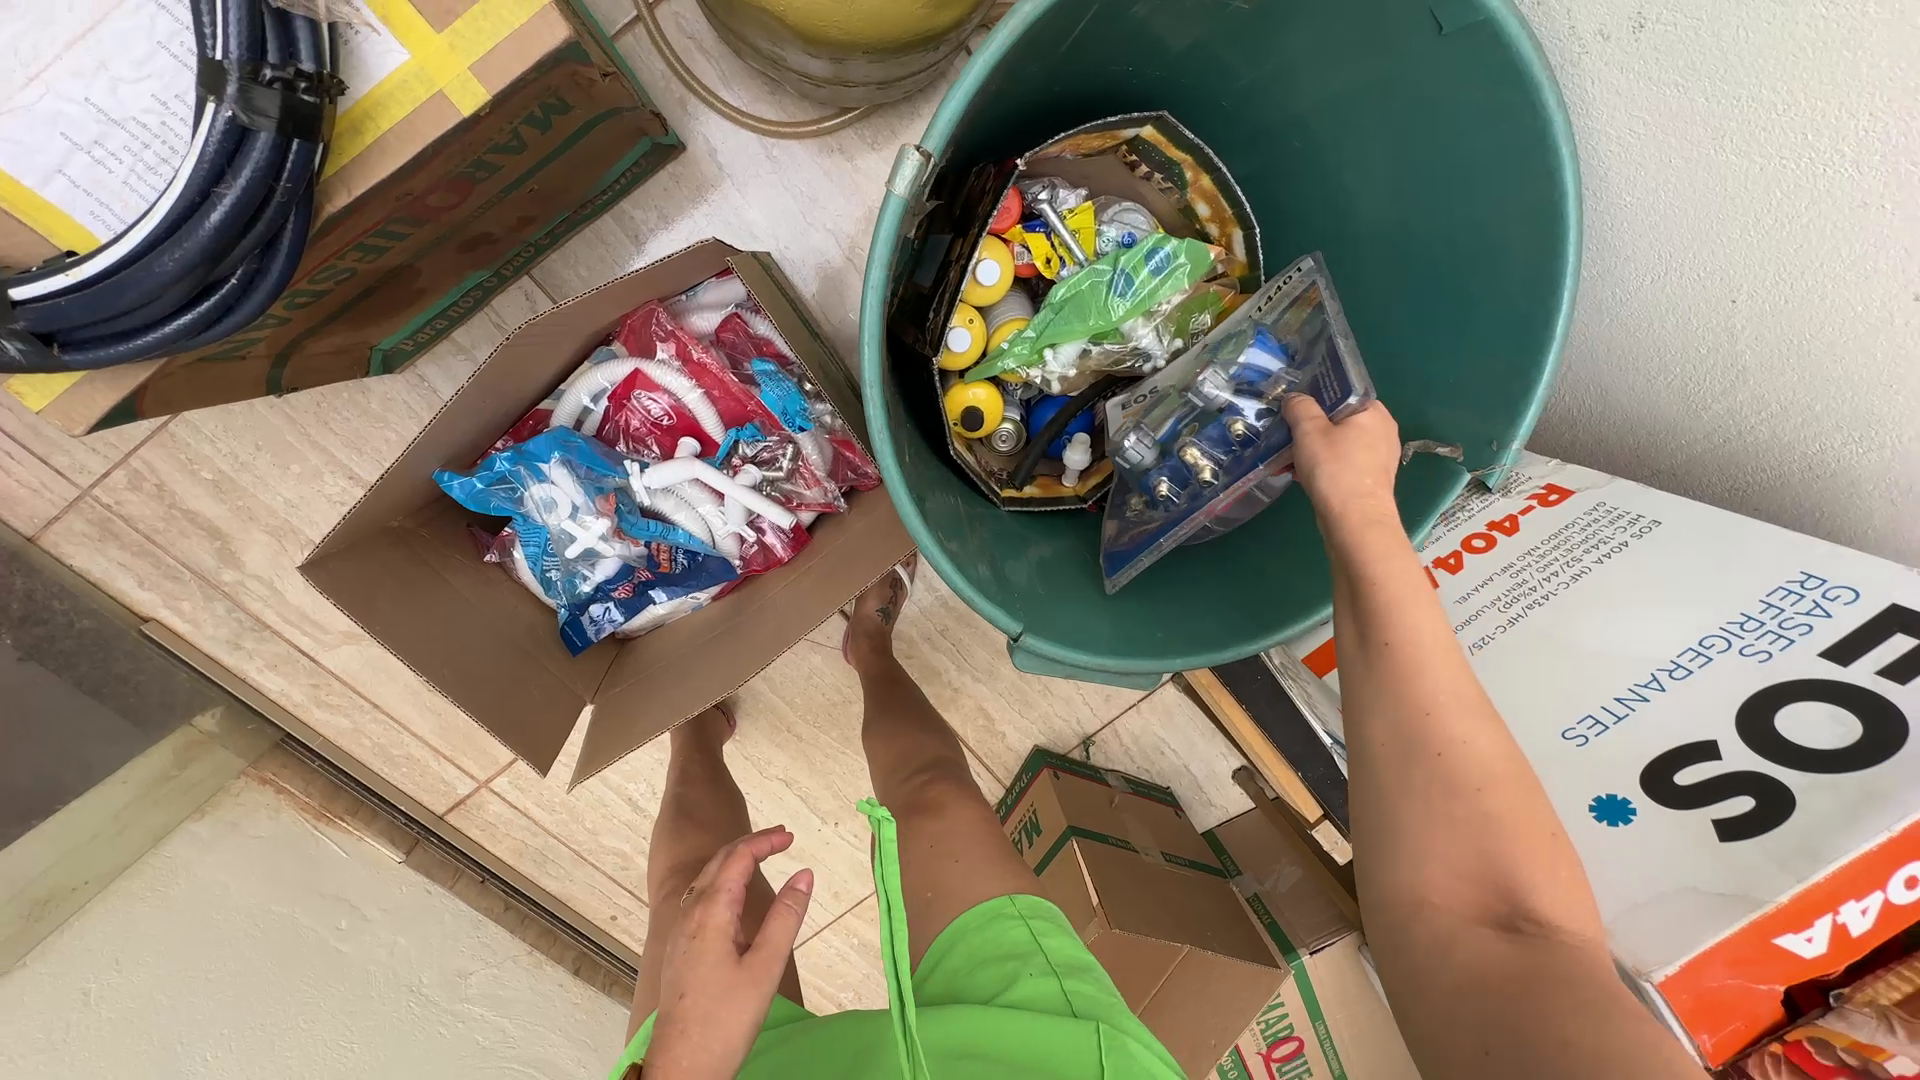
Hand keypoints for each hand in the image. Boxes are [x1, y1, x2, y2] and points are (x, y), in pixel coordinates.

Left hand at [645, 827, 813, 1079]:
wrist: (680, 1068)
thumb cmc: (726, 1019)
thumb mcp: (765, 967)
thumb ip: (786, 916)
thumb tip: (804, 873)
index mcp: (710, 911)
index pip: (737, 857)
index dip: (765, 841)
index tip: (792, 837)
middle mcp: (690, 913)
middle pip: (719, 861)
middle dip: (750, 844)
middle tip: (782, 839)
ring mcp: (680, 932)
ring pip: (707, 879)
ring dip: (735, 861)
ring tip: (763, 858)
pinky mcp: (679, 949)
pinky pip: (701, 898)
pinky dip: (724, 882)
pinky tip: (736, 898)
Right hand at [1282, 395, 1402, 531]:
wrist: (1354, 520)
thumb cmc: (1334, 469)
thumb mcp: (1308, 431)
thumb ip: (1299, 407)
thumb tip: (1294, 398)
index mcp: (1373, 411)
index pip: (1343, 393)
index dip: (1315, 398)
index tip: (1292, 409)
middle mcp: (1382, 430)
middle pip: (1338, 420)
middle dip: (1309, 429)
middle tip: (1285, 437)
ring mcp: (1379, 456)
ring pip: (1338, 444)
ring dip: (1311, 450)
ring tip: (1285, 461)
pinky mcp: (1371, 478)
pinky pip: (1341, 463)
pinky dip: (1321, 466)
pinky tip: (1299, 476)